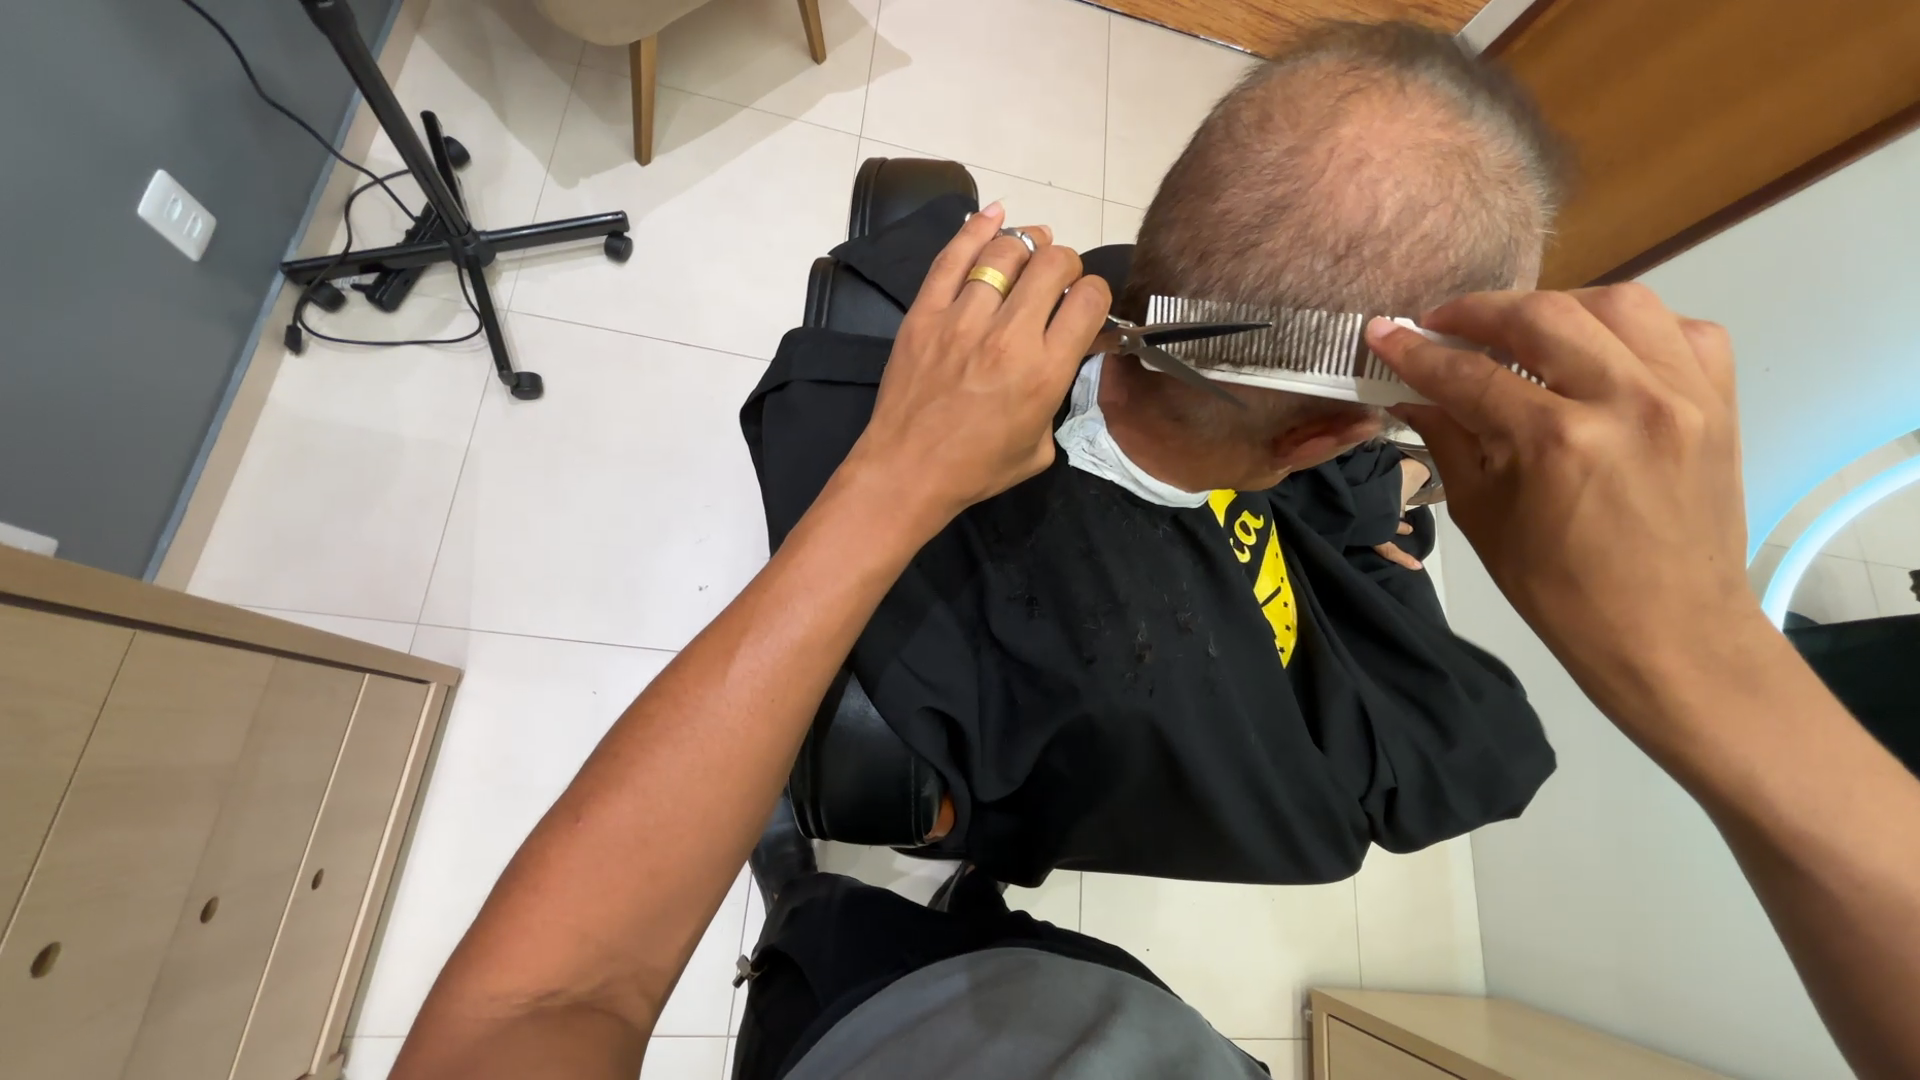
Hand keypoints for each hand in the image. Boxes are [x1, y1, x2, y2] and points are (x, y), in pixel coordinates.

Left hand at [845, 204, 1111, 525]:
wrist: (908, 471)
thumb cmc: (977, 469)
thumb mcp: (1040, 448)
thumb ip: (1056, 399)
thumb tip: (1058, 363)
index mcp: (1045, 372)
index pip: (1089, 300)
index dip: (1096, 293)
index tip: (1085, 303)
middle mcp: (1009, 336)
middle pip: (1053, 265)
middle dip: (1066, 263)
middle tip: (1059, 277)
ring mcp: (963, 319)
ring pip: (1005, 253)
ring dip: (1028, 243)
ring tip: (1032, 247)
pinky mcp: (925, 313)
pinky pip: (952, 257)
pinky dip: (976, 228)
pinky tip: (995, 214)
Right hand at [1363, 285, 1752, 724]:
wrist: (1665, 626)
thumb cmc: (1554, 585)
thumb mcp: (1479, 513)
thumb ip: (1447, 439)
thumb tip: (1412, 394)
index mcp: (1554, 442)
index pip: (1469, 375)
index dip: (1416, 351)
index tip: (1382, 334)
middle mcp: (1625, 401)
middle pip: (1542, 316)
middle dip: (1478, 311)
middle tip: (1441, 322)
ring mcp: (1684, 394)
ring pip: (1617, 303)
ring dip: (1553, 306)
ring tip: (1517, 327)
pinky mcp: (1718, 399)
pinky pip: (1677, 329)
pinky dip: (1627, 326)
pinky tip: (1593, 349)